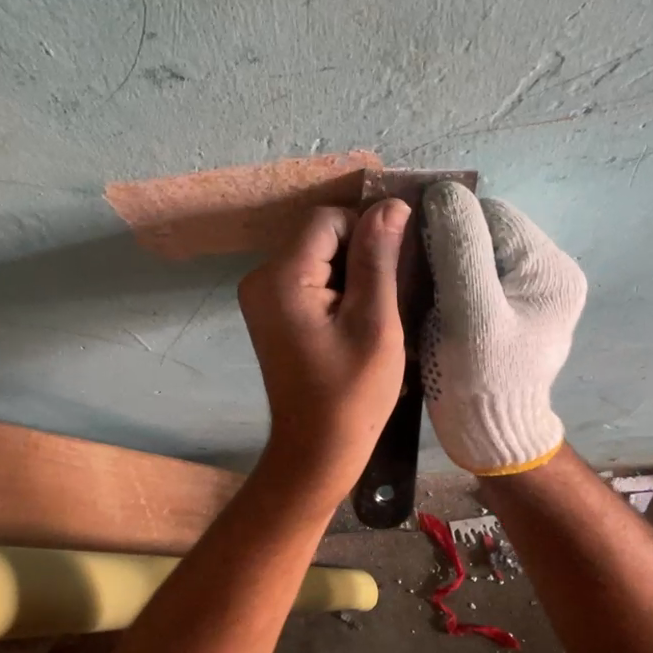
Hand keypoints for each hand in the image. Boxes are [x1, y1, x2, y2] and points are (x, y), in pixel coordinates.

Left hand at [237, 201, 409, 482]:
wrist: (316, 448)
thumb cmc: (351, 392)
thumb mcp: (375, 321)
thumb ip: (378, 258)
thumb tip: (391, 204)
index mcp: (280, 277)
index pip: (327, 219)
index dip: (365, 233)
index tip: (391, 270)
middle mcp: (260, 277)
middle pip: (319, 234)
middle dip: (357, 255)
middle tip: (383, 299)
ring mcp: (260, 295)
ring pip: (316, 254)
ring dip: (349, 273)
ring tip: (369, 315)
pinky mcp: (269, 310)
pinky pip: (306, 277)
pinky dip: (334, 288)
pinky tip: (351, 322)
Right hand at [421, 182, 586, 475]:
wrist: (489, 438)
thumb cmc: (481, 378)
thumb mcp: (469, 312)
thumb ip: (459, 249)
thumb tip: (444, 191)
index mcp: (549, 268)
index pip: (488, 214)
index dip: (444, 225)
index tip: (413, 255)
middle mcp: (547, 272)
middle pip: (480, 230)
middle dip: (442, 246)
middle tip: (416, 279)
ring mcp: (528, 291)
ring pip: (471, 251)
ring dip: (441, 265)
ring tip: (423, 295)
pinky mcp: (508, 308)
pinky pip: (470, 275)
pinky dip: (446, 283)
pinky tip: (433, 306)